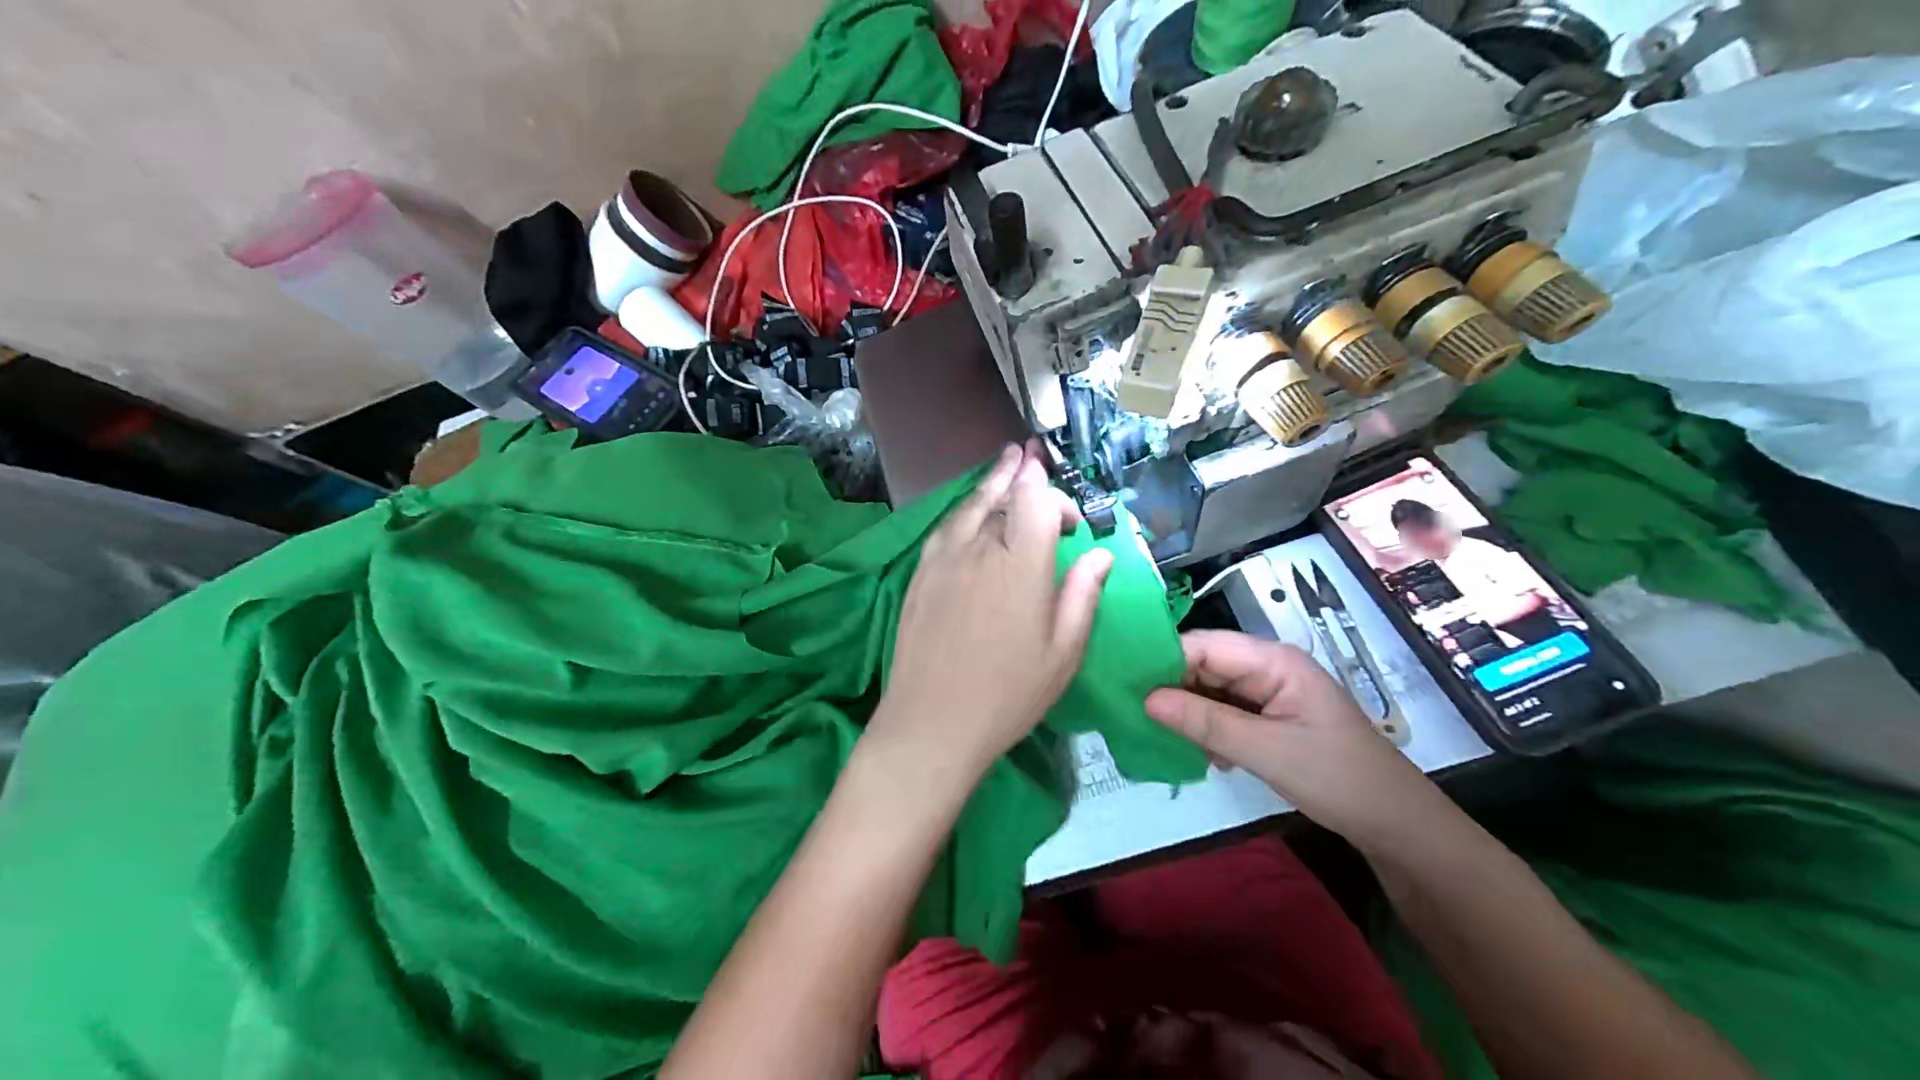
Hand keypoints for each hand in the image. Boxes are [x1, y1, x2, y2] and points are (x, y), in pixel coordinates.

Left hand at [869, 442, 1114, 782]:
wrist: (931, 723)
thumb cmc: (1008, 694)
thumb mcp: (1063, 653)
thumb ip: (1083, 596)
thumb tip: (1101, 555)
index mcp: (1020, 565)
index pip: (1036, 501)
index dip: (1055, 496)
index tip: (1070, 525)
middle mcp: (979, 549)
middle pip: (1002, 496)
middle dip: (1022, 479)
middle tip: (1030, 457)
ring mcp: (943, 559)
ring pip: (969, 505)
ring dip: (991, 483)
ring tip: (1005, 463)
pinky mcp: (921, 575)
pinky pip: (946, 527)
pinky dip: (963, 509)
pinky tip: (969, 511)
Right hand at [1144, 631, 1447, 848]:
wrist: (1397, 825)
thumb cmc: (1339, 779)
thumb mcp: (1267, 751)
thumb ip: (1205, 722)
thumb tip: (1146, 700)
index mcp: (1274, 660)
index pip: (1204, 645)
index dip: (1163, 660)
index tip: (1124, 684)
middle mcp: (1268, 667)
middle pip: (1204, 664)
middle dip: (1170, 687)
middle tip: (1133, 713)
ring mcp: (1269, 691)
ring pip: (1211, 689)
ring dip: (1187, 711)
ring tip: (1157, 735)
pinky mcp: (1269, 716)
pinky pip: (1224, 710)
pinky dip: (1206, 727)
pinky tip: (1196, 752)